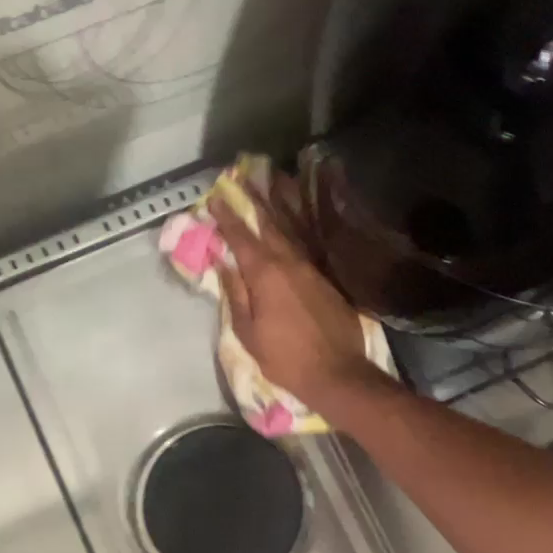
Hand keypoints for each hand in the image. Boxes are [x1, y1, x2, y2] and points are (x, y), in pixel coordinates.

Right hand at [212, 171, 383, 409]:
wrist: (337, 373)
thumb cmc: (284, 358)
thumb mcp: (248, 333)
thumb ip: (235, 295)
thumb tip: (224, 266)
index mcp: (266, 274)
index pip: (241, 238)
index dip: (227, 218)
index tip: (215, 198)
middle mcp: (291, 263)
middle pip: (269, 225)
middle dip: (254, 202)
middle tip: (242, 178)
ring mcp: (312, 269)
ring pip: (291, 233)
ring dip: (277, 210)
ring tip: (269, 188)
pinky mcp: (327, 280)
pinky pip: (304, 249)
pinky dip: (293, 232)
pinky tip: (289, 228)